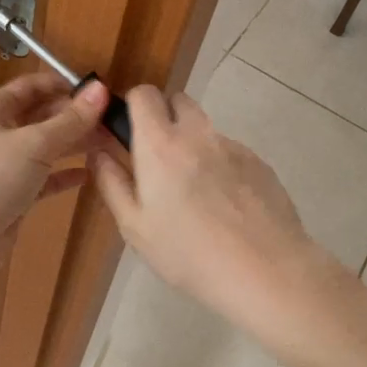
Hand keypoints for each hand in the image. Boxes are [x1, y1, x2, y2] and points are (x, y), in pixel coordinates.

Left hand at [0, 73, 116, 271]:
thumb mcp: (35, 144)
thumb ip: (71, 120)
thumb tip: (101, 89)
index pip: (30, 86)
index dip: (60, 84)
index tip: (95, 89)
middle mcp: (0, 133)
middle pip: (41, 116)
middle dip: (74, 116)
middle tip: (110, 120)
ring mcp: (6, 165)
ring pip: (45, 147)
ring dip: (74, 144)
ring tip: (108, 143)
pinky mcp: (14, 193)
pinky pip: (44, 177)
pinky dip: (64, 175)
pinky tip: (88, 175)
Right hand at [91, 86, 337, 330]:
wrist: (267, 273)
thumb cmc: (189, 253)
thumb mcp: (134, 226)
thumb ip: (111, 181)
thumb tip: (100, 151)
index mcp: (160, 143)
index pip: (144, 94)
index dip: (133, 106)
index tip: (129, 133)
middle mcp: (198, 134)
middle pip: (178, 101)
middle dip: (165, 118)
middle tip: (160, 161)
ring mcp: (233, 146)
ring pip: (206, 130)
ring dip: (194, 146)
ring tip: (197, 195)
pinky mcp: (261, 164)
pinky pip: (231, 153)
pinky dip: (222, 168)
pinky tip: (227, 209)